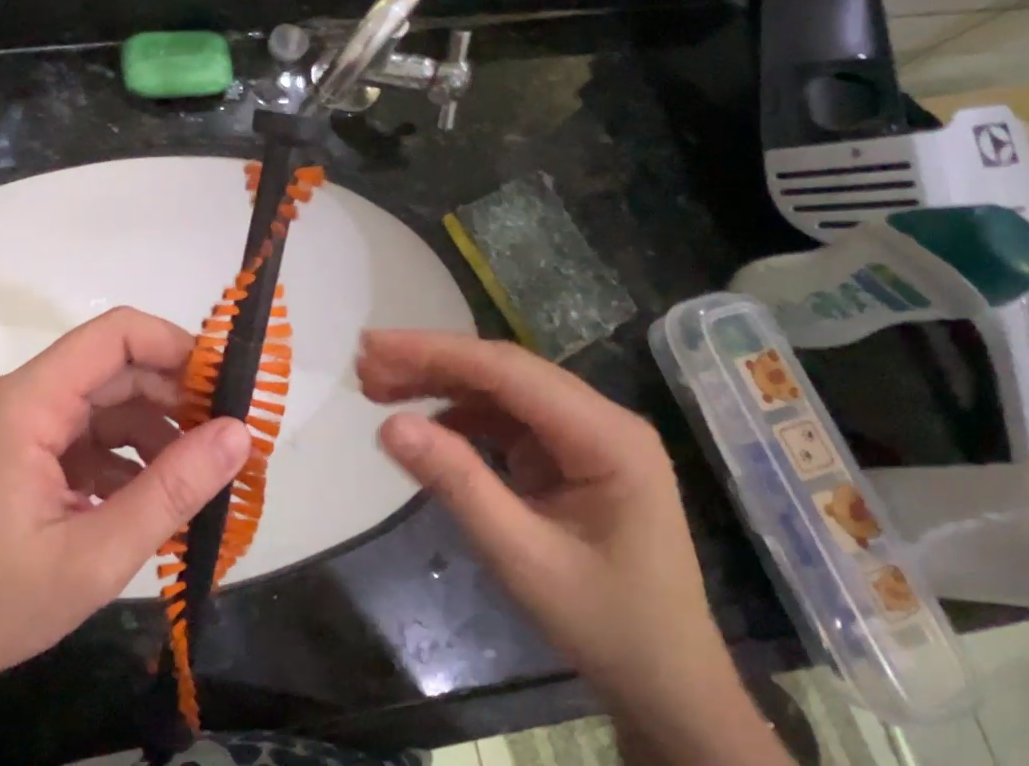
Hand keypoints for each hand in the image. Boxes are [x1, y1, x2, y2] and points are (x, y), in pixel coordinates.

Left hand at [0, 306, 251, 696]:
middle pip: (118, 368)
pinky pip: (97, 438)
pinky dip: (135, 461)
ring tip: (209, 477)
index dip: (178, 346)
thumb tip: (240, 433)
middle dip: (180, 397)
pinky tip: (164, 499)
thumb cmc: (2, 601)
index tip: (233, 385)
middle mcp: (27, 399)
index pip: (115, 335)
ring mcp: (28, 427)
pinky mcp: (34, 455)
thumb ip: (172, 490)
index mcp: (30, 403)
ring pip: (112, 404)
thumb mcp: (98, 553)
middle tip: (236, 439)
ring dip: (162, 433)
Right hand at [359, 331, 783, 762]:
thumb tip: (388, 425)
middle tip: (363, 366)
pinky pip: (506, 423)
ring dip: (440, 387)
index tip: (371, 346)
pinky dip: (459, 419)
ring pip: (502, 393)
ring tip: (376, 389)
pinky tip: (422, 428)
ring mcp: (586, 440)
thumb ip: (458, 484)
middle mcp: (602, 423)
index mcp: (608, 437)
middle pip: (505, 374)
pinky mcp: (568, 460)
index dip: (435, 353)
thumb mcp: (522, 557)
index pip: (509, 373)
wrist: (665, 683)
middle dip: (431, 364)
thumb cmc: (604, 622)